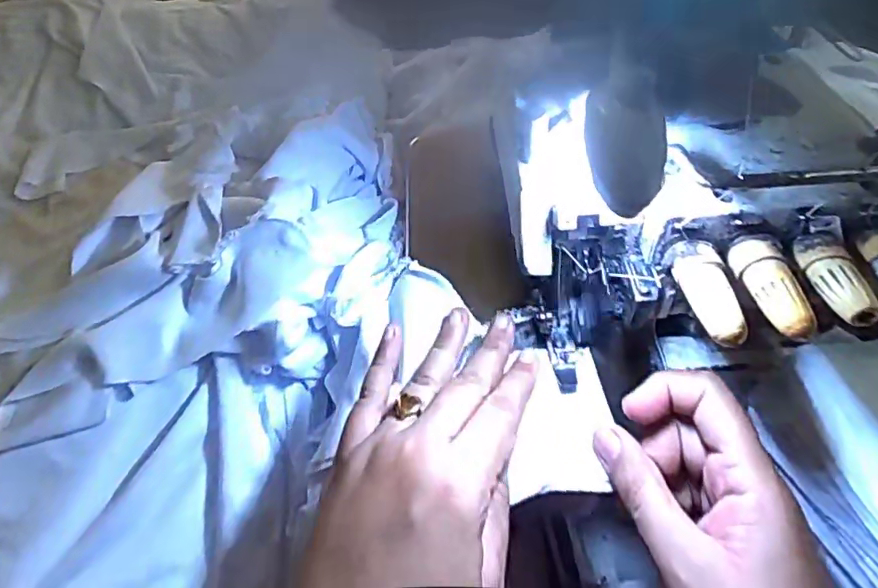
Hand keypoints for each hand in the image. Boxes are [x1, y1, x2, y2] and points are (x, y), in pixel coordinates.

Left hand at [296, 310, 536, 587]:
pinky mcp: (346, 457)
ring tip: (460, 314)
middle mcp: (420, 451)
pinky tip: (392, 333)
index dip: (519, 384)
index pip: (500, 414)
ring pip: (419, 381)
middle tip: (505, 324)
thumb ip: (494, 504)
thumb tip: (499, 454)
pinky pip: (366, 399)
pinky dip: (380, 363)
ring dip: (444, 344)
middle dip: (490, 353)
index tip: (531, 358)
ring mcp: (378, 449)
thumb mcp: (480, 569)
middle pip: (465, 388)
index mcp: (460, 482)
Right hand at [592, 371, 829, 587]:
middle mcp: (751, 478)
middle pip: (693, 426)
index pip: (708, 396)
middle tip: (629, 481)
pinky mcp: (734, 525)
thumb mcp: (686, 561)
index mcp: (752, 475)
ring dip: (658, 476)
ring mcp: (743, 502)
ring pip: (689, 459)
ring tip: (646, 515)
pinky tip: (660, 529)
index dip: (664, 391)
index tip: (627, 413)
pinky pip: (693, 490)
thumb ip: (642, 495)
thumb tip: (607, 439)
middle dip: (653, 444)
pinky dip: (668, 500)